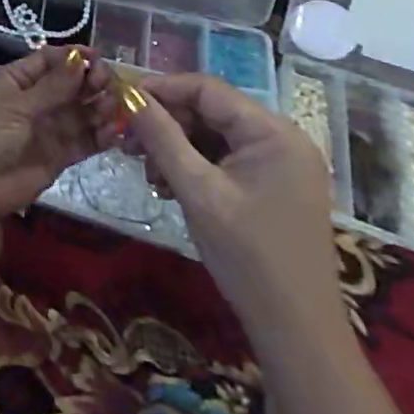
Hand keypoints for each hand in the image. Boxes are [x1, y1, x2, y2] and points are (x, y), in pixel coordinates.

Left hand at [0, 45, 118, 218]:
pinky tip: (115, 132)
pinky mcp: (60, 154)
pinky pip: (85, 140)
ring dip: (101, 108)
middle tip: (110, 85)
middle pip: (71, 85)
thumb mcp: (16, 105)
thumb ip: (52, 86)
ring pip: (82, 112)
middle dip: (92, 82)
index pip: (49, 61)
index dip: (74, 58)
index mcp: (16, 81)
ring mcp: (48, 128)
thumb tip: (81, 59)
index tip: (99, 58)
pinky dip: (101, 135)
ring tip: (115, 108)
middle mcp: (35, 101)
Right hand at [129, 74, 344, 339]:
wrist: (295, 324)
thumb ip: (162, 137)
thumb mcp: (196, 190)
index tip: (118, 102)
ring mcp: (279, 164)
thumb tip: (128, 96)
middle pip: (209, 111)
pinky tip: (168, 188)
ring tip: (147, 174)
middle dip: (164, 123)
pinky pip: (223, 159)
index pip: (207, 89)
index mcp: (273, 133)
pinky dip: (192, 166)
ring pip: (212, 136)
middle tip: (125, 144)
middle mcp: (281, 139)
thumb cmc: (246, 253)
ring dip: (173, 148)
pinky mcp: (271, 185)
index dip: (159, 89)